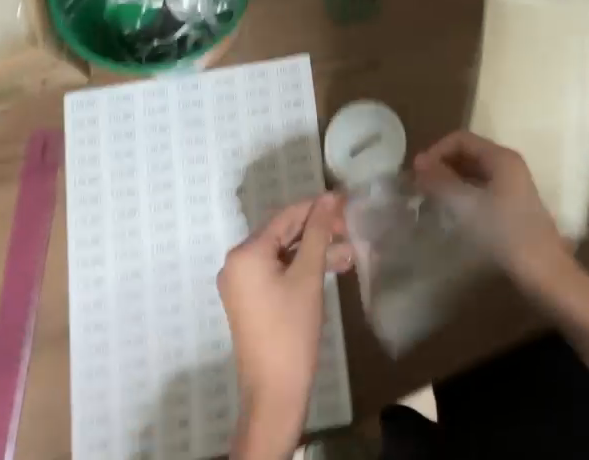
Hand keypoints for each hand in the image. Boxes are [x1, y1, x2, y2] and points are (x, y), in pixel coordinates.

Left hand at [219, 193, 351, 459]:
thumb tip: (330, 198)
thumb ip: (318, 233)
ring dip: (315, 251)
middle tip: (351, 227)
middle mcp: (237, 263)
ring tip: (350, 252)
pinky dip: (302, 268)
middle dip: (318, 230)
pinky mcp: (250, 300)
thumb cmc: (292, 329)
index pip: (286, 216)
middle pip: (283, 234)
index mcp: (246, 253)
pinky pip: (278, 271)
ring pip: (284, 254)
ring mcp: (241, 283)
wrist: (274, 390)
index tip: (347, 200)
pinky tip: (332, 268)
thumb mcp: (308, 276)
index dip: (317, 207)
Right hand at [412, 131, 571, 291]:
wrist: (543, 272)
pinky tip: (449, 211)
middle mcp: (508, 165)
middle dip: (442, 166)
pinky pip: (481, 190)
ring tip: (429, 199)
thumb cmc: (504, 233)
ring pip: (474, 173)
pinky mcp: (511, 206)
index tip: (417, 174)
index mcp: (501, 157)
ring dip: (450, 181)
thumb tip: (418, 160)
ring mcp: (512, 186)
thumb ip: (441, 180)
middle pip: (468, 153)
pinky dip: (462, 194)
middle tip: (418, 187)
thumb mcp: (467, 205)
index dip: (436, 151)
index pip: (461, 139)